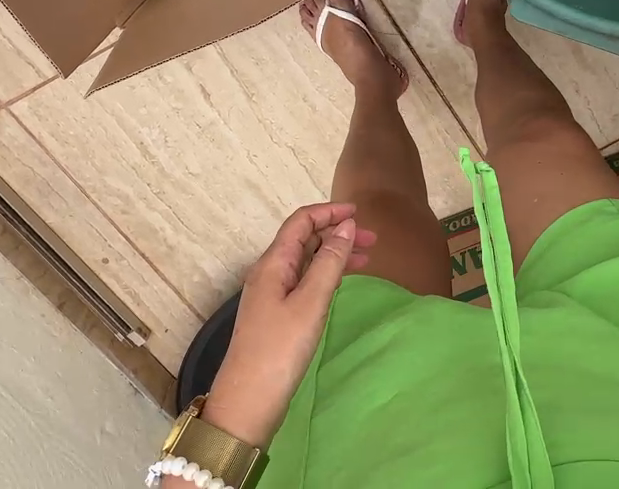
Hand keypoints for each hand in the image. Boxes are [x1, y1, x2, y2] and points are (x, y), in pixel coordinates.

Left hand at [200, 203, 376, 447]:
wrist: (246, 406)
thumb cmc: (279, 350)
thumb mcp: (311, 302)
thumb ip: (330, 261)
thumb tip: (346, 226)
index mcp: (273, 263)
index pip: (301, 222)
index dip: (329, 212)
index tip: (359, 213)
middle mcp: (270, 273)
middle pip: (305, 240)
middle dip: (337, 233)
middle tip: (372, 241)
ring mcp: (272, 295)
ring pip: (306, 261)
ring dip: (334, 254)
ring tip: (366, 260)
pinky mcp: (276, 316)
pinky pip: (304, 281)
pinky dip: (326, 274)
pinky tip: (341, 283)